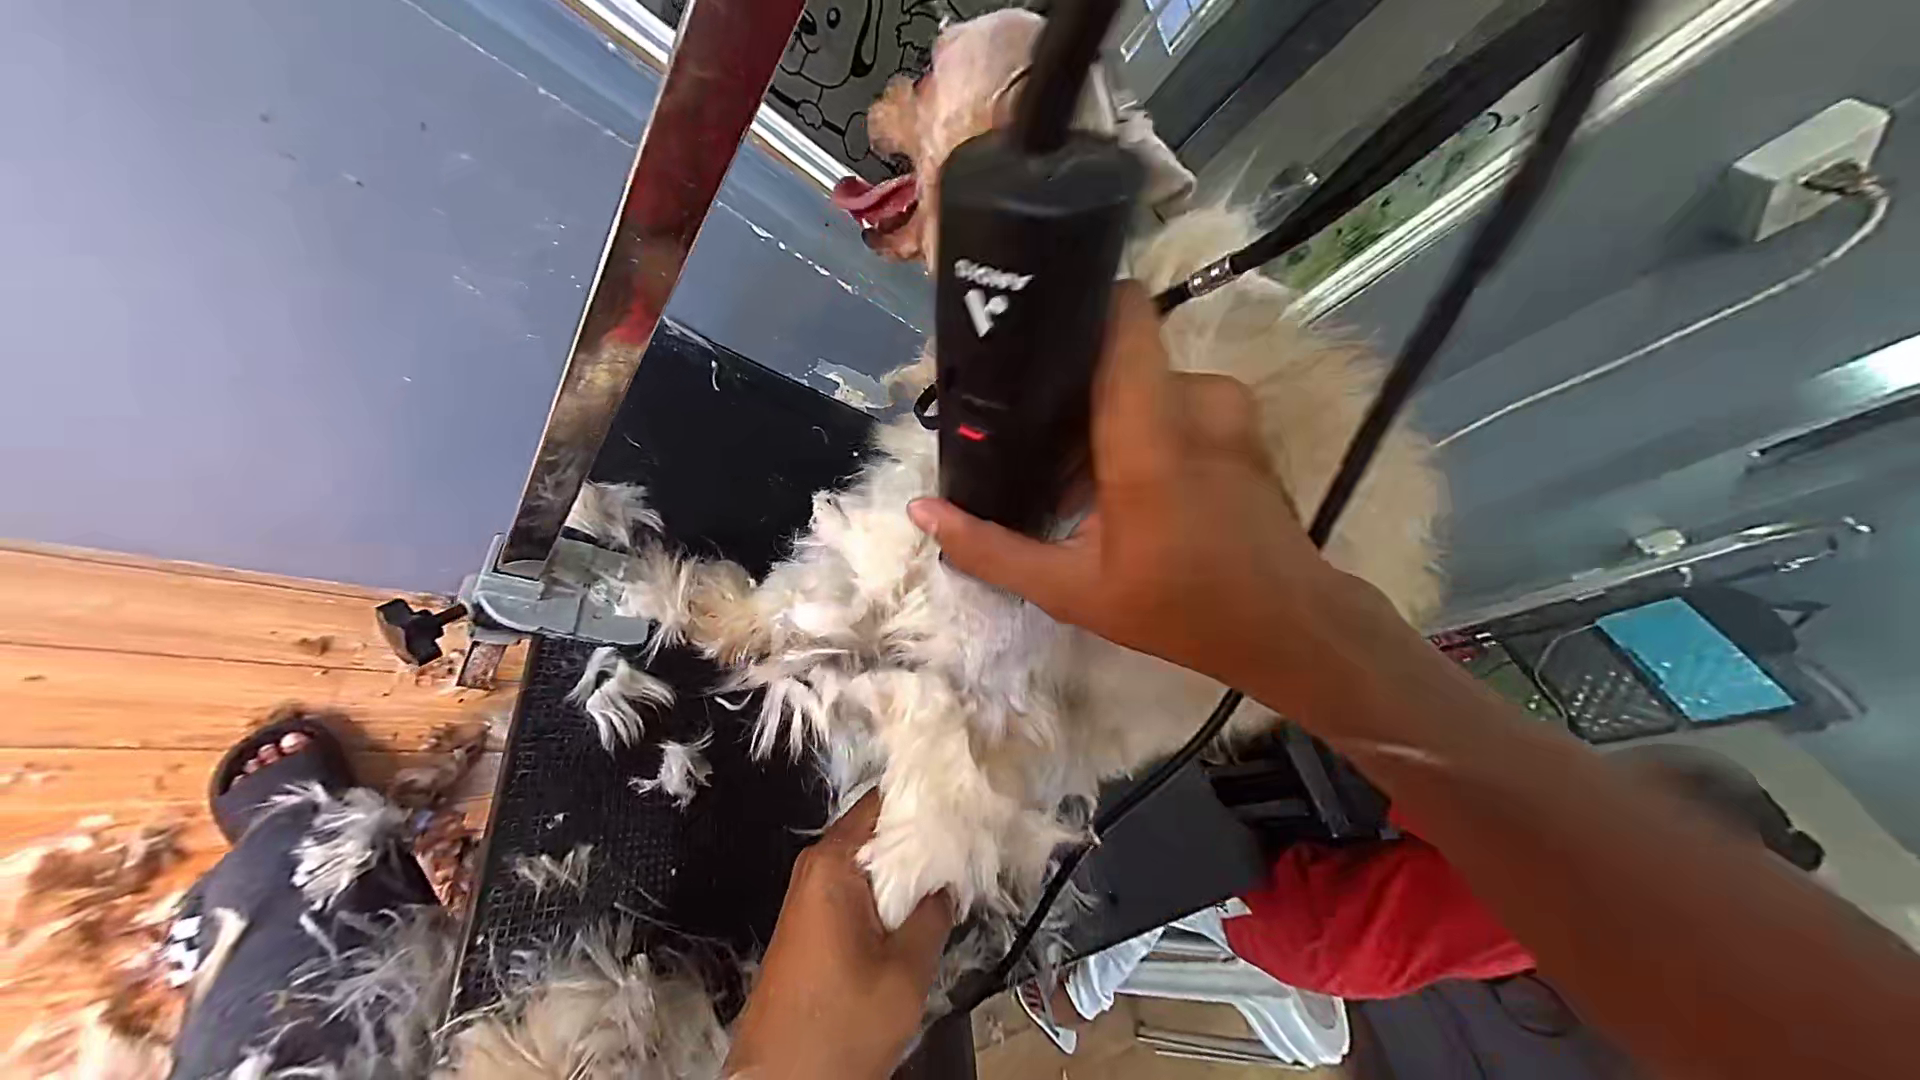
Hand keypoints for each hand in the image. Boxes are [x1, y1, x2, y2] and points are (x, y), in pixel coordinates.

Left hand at [725, 792, 951, 1079]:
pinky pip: (854, 887)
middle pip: (875, 830)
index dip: (922, 800)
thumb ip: (933, 915)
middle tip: (960, 847)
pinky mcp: (811, 921)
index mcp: (833, 864)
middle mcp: (815, 868)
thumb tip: (946, 886)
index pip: (881, 802)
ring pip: (867, 862)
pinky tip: (913, 911)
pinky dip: (884, 893)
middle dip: (917, 839)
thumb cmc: (837, 1031)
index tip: (957, 805)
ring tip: (945, 879)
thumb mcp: (904, 973)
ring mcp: (809, 895)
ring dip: (903, 871)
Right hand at [906, 284, 1400, 707]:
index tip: (1026, 330)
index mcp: (1150, 432)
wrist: (1288, 626)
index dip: (1073, 306)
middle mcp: (1195, 397)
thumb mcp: (1071, 590)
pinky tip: (1118, 481)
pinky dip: (1137, 429)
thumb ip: (992, 549)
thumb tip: (922, 513)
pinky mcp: (1241, 421)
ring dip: (1101, 421)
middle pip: (1114, 356)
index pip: (1122, 317)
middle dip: (1067, 390)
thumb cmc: (1179, 608)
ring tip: (1070, 473)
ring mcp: (1227, 406)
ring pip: (1141, 384)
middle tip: (1027, 437)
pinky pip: (1173, 400)